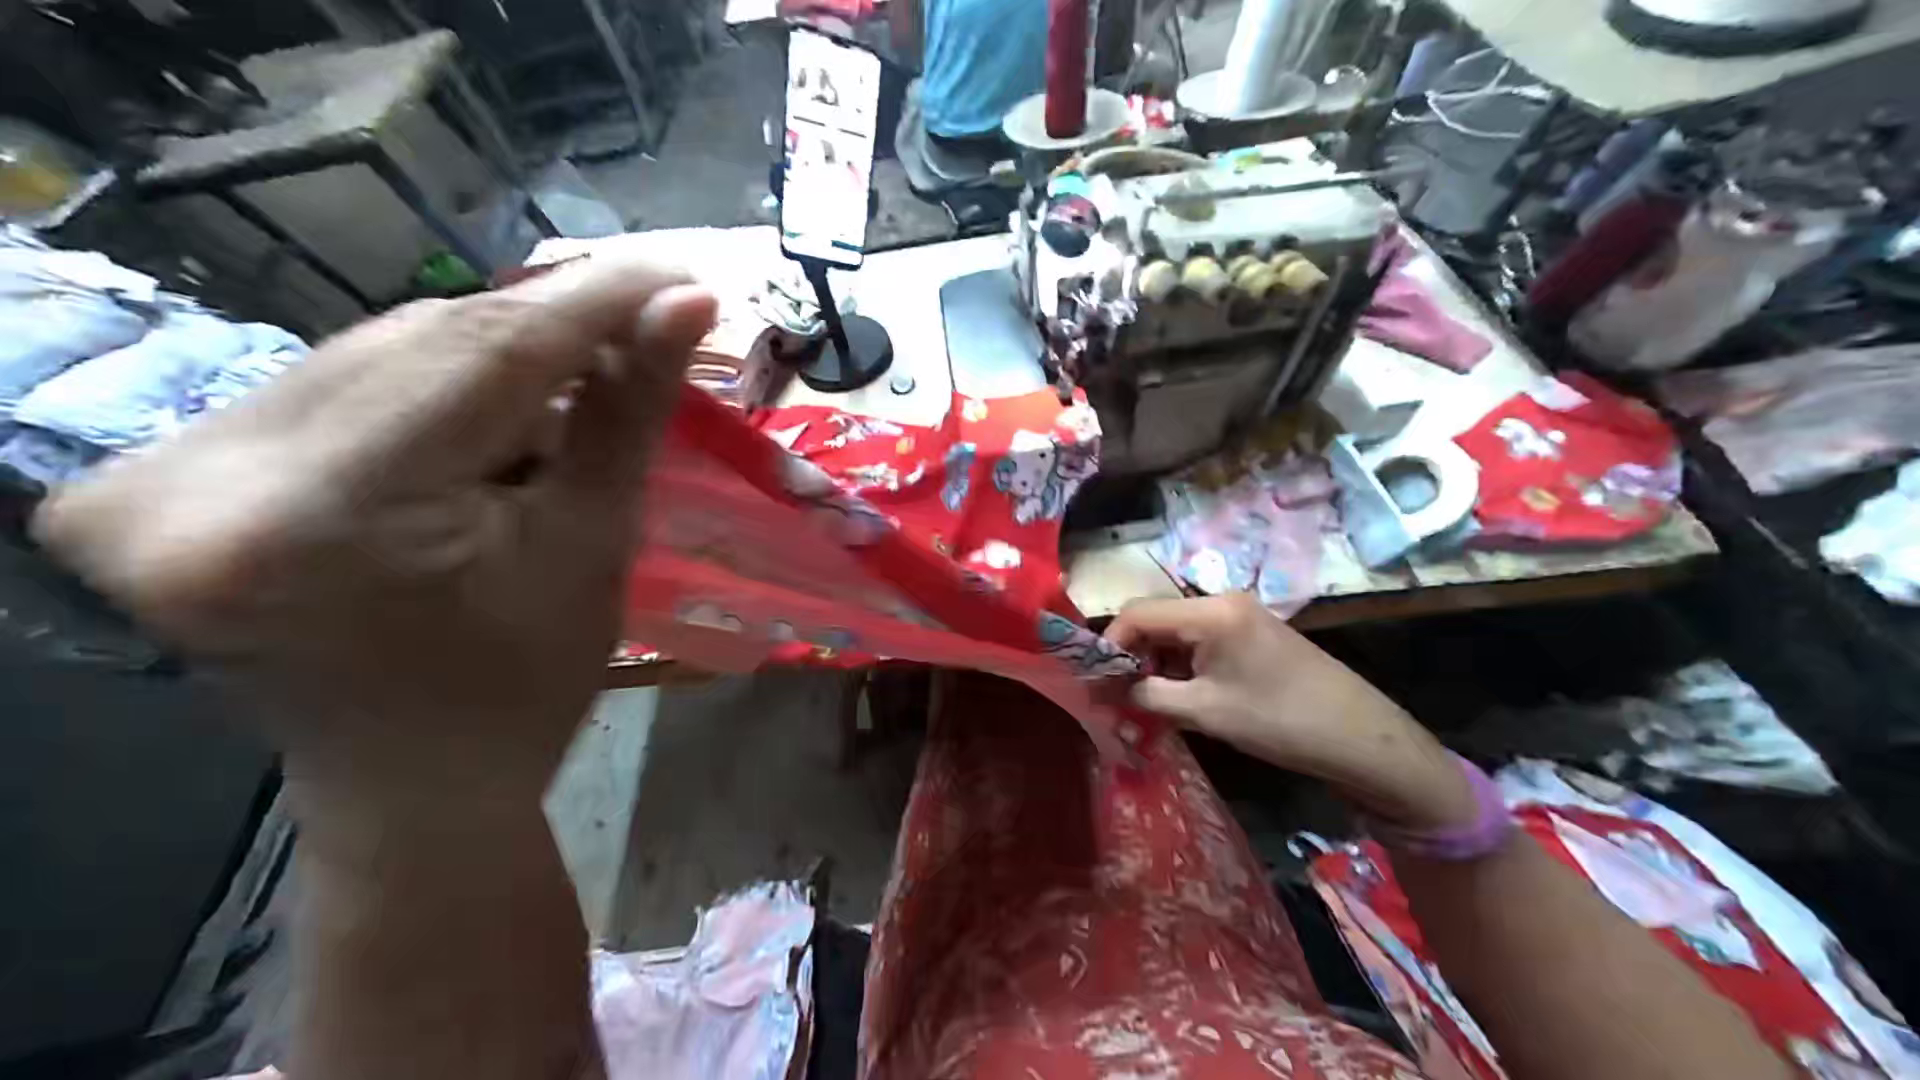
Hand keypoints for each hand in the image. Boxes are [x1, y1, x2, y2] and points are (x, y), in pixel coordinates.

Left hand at [34, 259, 717, 815]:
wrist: (417, 784)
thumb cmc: (527, 685)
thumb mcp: (592, 545)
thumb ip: (626, 412)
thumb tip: (683, 308)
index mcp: (323, 516)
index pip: (485, 357)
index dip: (595, 304)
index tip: (677, 274)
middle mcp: (198, 476)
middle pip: (420, 344)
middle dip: (551, 324)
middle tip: (649, 309)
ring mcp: (157, 470)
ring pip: (378, 353)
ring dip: (498, 351)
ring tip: (590, 358)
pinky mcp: (163, 471)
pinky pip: (340, 386)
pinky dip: (436, 383)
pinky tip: (505, 401)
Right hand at [1106, 594, 1475, 830]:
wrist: (1362, 737)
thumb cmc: (1278, 721)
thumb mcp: (1203, 711)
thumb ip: (1147, 695)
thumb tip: (1108, 690)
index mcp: (1210, 611)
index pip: (1137, 613)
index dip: (1109, 645)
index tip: (1099, 681)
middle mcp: (1222, 601)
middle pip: (1156, 618)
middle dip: (1132, 655)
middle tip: (1122, 695)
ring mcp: (1241, 614)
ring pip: (1177, 629)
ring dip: (1157, 661)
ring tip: (1152, 700)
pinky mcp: (1254, 631)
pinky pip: (1201, 638)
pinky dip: (1183, 663)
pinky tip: (1184, 693)